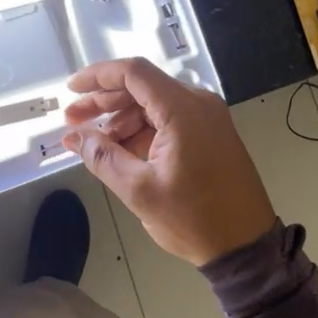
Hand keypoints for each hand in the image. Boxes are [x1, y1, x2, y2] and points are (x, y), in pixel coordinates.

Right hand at [64, 58, 275, 266]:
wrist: (246, 244)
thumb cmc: (193, 217)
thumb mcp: (139, 190)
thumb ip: (103, 157)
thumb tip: (74, 137)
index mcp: (183, 109)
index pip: (134, 73)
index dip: (98, 76)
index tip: (71, 89)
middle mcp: (198, 103)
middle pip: (143, 86)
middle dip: (105, 101)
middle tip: (72, 120)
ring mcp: (208, 117)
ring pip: (155, 104)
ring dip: (123, 119)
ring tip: (94, 143)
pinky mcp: (211, 133)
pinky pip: (170, 119)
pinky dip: (143, 130)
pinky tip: (122, 151)